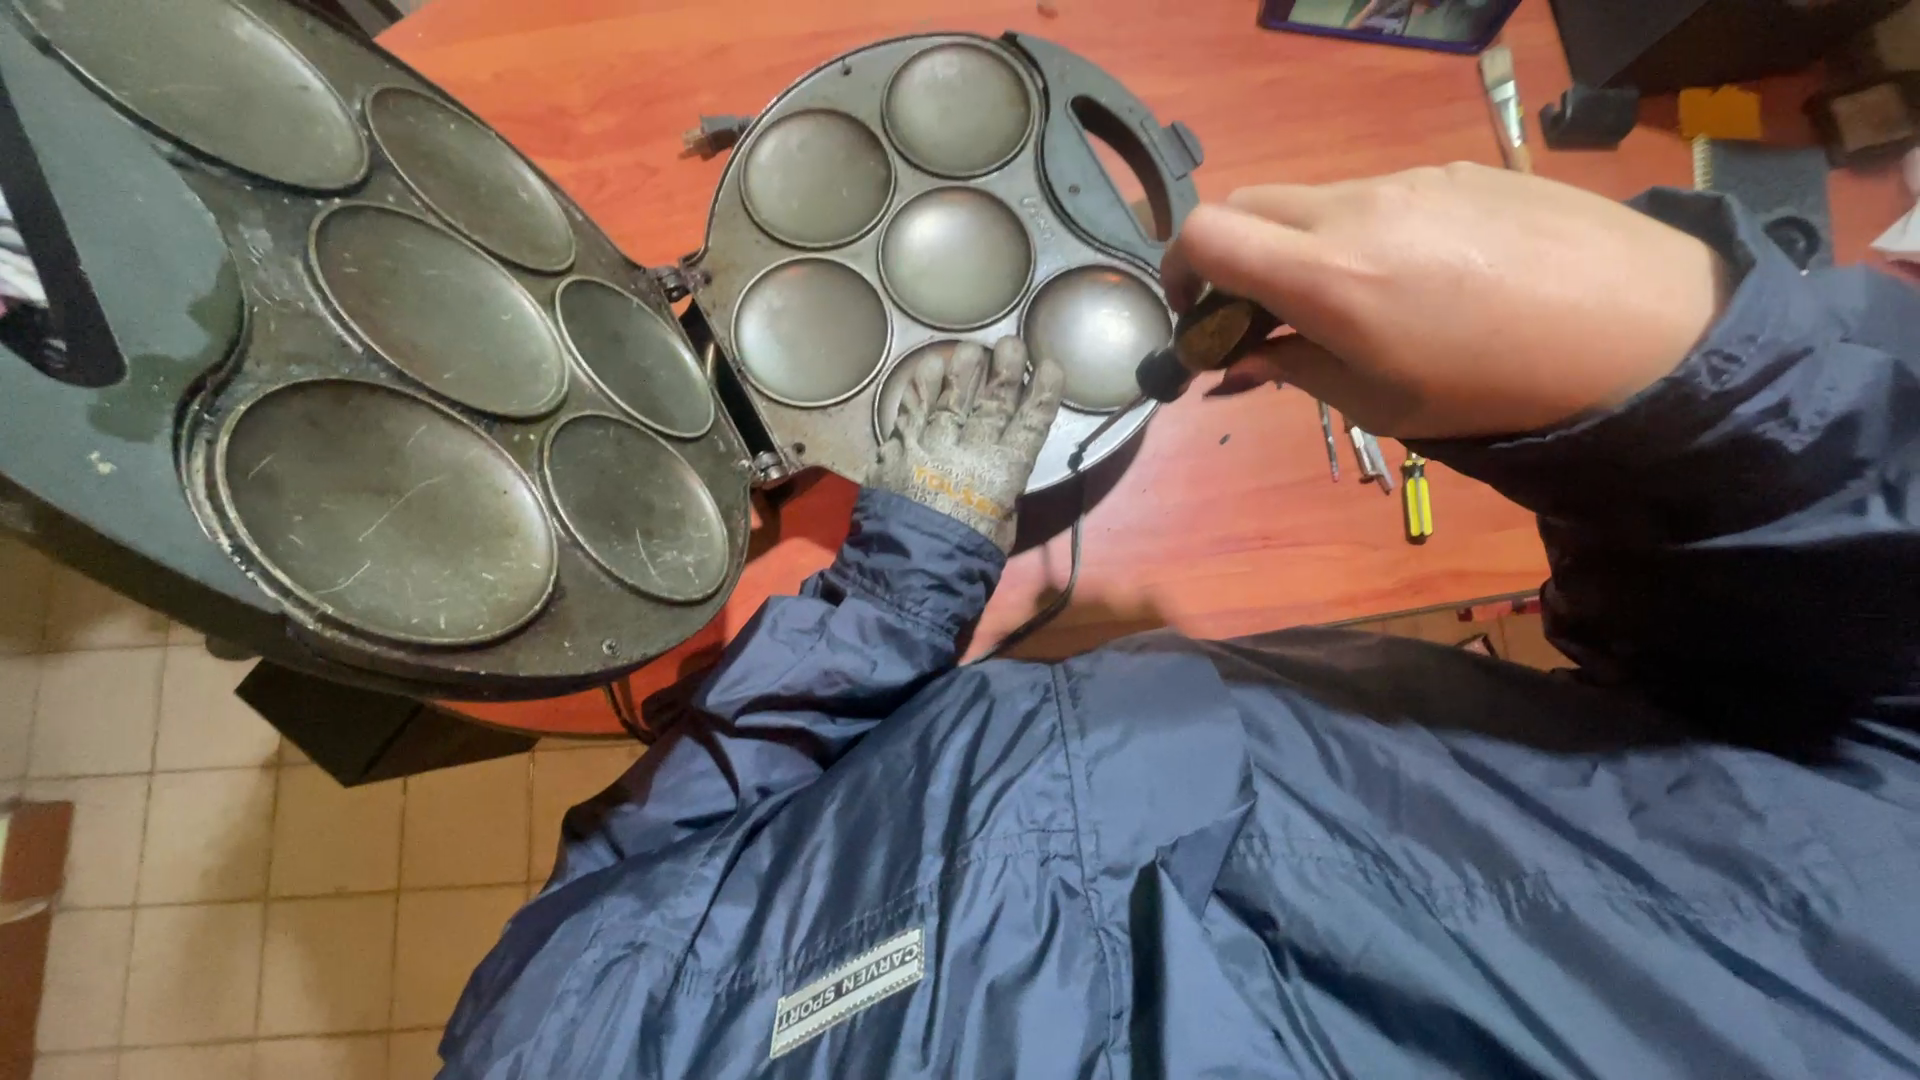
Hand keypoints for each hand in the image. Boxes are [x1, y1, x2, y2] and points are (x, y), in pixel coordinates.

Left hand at [867, 338, 1063, 551]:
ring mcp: (931, 445)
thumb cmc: (966, 560)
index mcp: (1004, 474)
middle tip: (1010, 344)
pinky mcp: (898, 450)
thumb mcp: (1002, 531)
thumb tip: (1000, 477)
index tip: (1049, 366)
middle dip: (1004, 371)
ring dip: (963, 370)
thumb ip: (1003, 496)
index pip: (1031, 425)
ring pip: (951, 398)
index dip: (1043, 393)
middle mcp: (971, 451)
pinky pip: (912, 409)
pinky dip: (920, 386)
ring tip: (970, 349)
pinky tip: (929, 366)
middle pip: (992, 403)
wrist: (909, 571)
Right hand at [1161, 163, 1730, 438]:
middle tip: (1253, 309)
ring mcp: (1407, 181)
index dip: (1177, 268)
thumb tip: (1237, 355)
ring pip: (1308, 199)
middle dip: (1226, 255)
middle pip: (1244, 203)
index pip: (1205, 233)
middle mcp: (1354, 210)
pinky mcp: (1453, 171)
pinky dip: (1352, 231)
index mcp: (1325, 275)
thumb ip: (1290, 366)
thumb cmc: (1488, 388)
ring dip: (1292, 245)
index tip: (1194, 310)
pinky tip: (1410, 273)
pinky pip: (1372, 194)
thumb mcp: (1372, 400)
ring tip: (1343, 299)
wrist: (1643, 330)